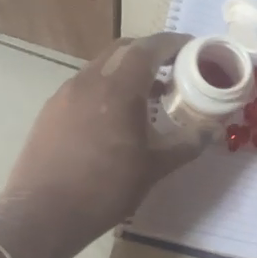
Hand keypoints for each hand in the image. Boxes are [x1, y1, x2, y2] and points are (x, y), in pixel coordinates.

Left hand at [0, 33, 195, 257]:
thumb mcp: (156, 167)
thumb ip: (188, 143)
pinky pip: (86, 87)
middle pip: (122, 50)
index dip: (172, 44)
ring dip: (127, 72)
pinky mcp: (51, 111)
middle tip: (173, 67)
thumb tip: (213, 129)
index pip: (148, 49)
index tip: (191, 47)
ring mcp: (65, 95)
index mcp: (117, 89)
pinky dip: (108, 89)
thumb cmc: (106, 189)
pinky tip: (118, 117)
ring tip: (150, 95)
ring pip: (102, 68)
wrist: (43, 213)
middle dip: (150, 52)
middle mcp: (88, 81)